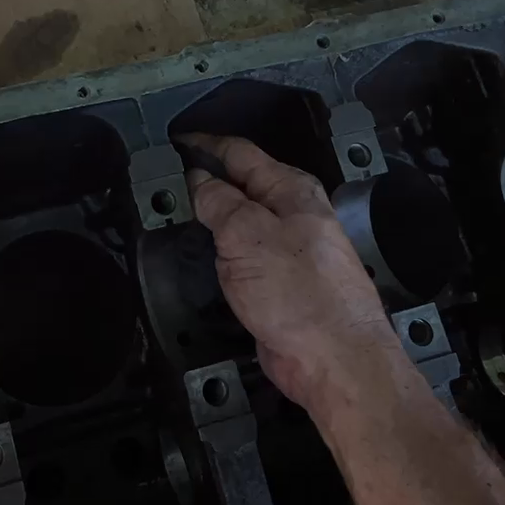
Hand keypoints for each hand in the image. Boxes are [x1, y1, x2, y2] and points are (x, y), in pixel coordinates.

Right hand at [181, 134, 388, 410]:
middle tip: (169, 180)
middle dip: (206, 179)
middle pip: (241, 185)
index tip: (177, 143)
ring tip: (180, 211)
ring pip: (241, 220)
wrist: (334, 361)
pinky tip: (205, 253)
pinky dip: (221, 247)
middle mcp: (293, 215)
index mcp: (291, 190)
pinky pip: (244, 253)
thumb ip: (218, 201)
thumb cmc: (303, 296)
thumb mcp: (246, 234)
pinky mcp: (280, 282)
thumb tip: (198, 181)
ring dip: (213, 215)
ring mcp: (288, 249)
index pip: (239, 153)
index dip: (205, 145)